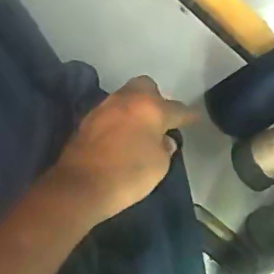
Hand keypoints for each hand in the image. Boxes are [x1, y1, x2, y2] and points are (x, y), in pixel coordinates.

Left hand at [45, 76, 198, 223]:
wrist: (80, 186)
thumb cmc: (127, 175)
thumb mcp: (159, 165)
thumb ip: (164, 147)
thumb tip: (163, 140)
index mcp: (149, 108)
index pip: (176, 108)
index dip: (187, 116)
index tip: (193, 119)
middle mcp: (125, 100)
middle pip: (145, 88)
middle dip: (155, 99)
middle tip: (158, 120)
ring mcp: (101, 109)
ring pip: (123, 99)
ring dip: (132, 110)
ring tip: (138, 129)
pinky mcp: (84, 122)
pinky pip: (107, 115)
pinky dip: (116, 121)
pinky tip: (118, 136)